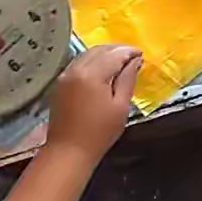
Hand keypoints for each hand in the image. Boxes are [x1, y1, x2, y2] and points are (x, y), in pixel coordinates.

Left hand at [44, 44, 141, 167]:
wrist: (69, 150)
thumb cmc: (100, 132)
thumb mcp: (121, 106)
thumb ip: (128, 79)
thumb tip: (135, 61)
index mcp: (92, 74)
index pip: (114, 54)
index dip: (129, 52)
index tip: (141, 54)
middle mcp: (76, 69)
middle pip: (99, 50)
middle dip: (117, 50)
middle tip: (133, 57)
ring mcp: (65, 75)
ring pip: (87, 54)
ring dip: (104, 54)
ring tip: (119, 62)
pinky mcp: (60, 83)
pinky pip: (78, 63)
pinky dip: (92, 61)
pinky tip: (102, 70)